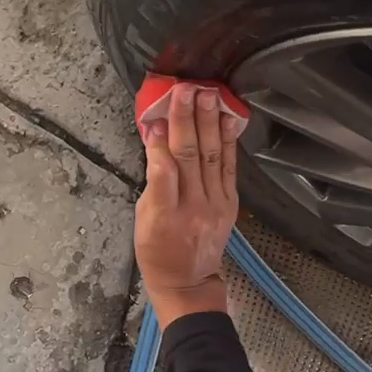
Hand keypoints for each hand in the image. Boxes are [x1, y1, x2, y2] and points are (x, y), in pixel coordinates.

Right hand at [135, 83, 239, 324]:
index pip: (163, 173)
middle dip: (187, 120)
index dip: (160, 144)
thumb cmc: (157, 251)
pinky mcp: (229, 203)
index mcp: (164, 215)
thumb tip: (158, 144)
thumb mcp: (142, 220)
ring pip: (212, 157)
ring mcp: (215, 205)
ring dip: (209, 122)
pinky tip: (227, 119)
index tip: (156, 119)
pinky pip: (229, 167)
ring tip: (208, 96)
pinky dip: (229, 141)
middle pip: (190, 157)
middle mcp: (193, 208)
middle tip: (186, 91)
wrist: (188, 281)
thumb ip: (153, 183)